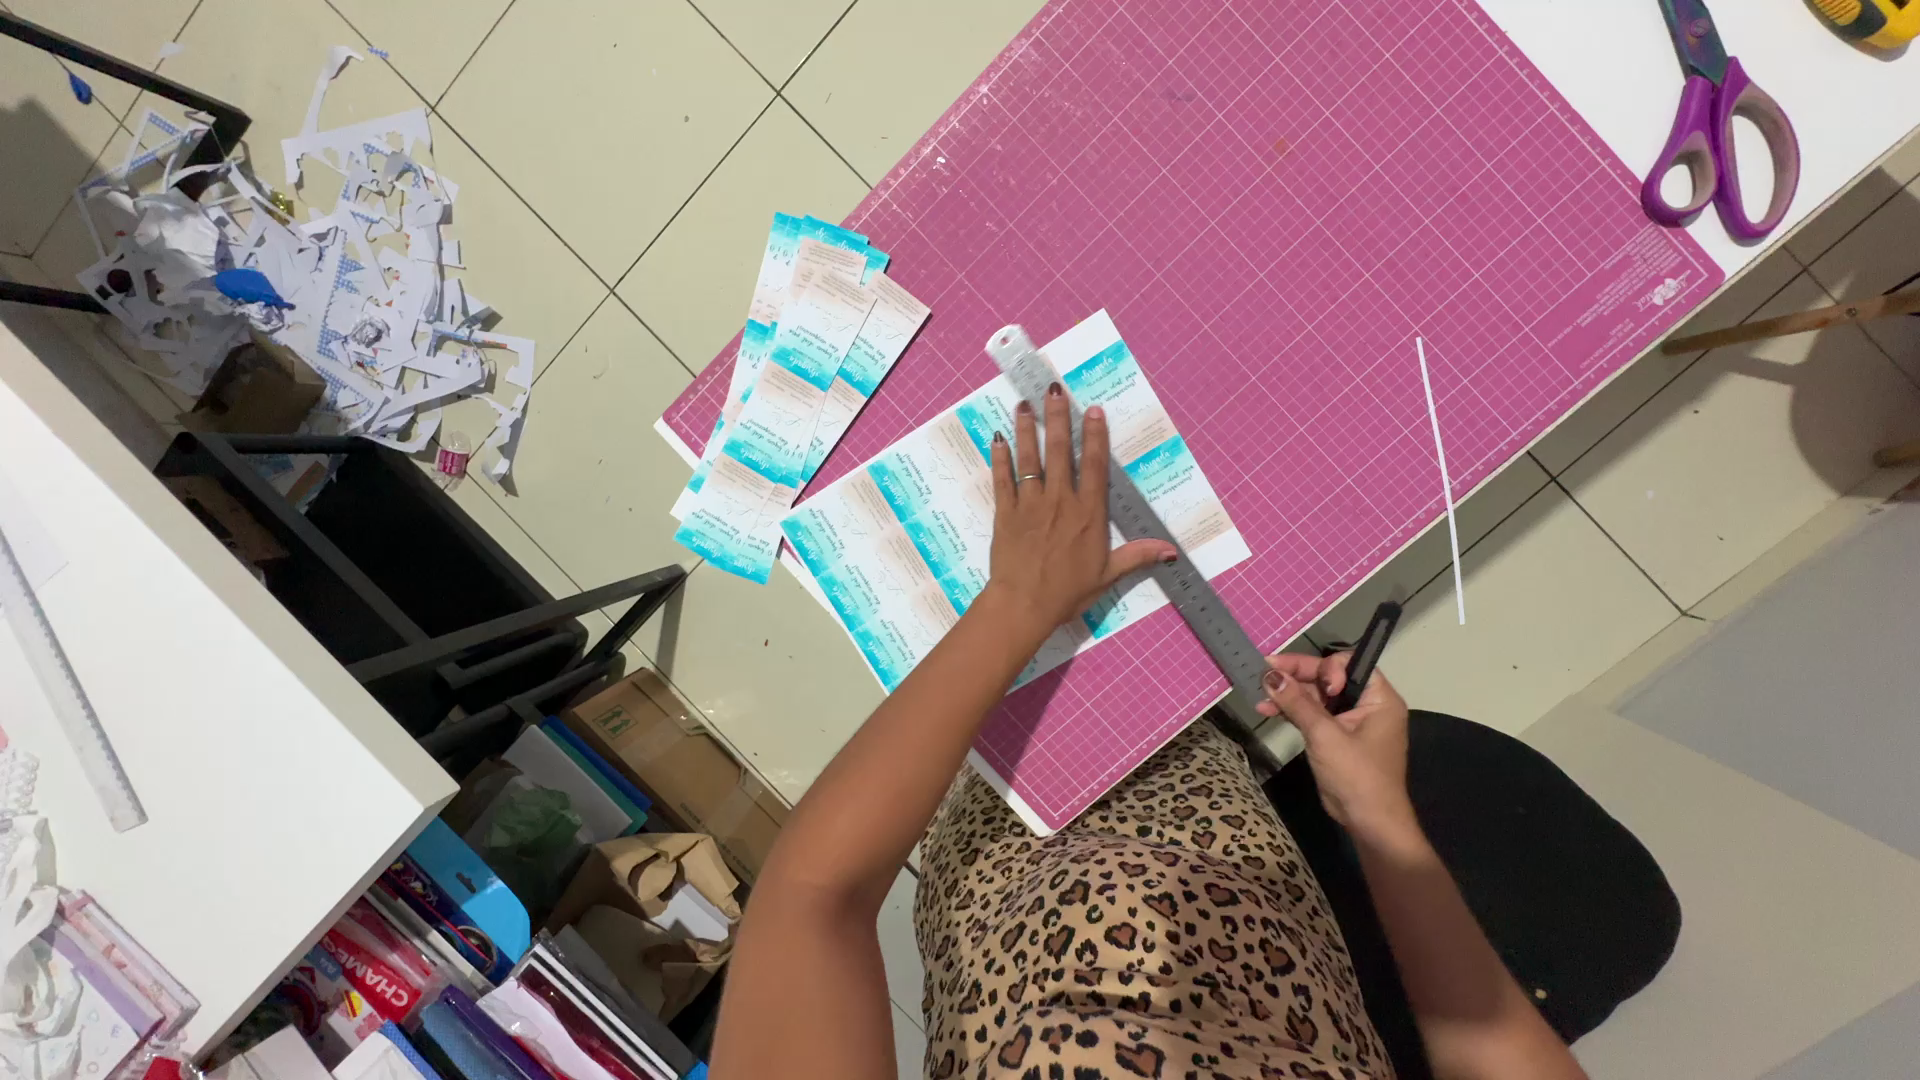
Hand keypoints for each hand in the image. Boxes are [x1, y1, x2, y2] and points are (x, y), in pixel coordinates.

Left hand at [979, 383, 1174, 638]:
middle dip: (1057, 418)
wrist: (1024, 604)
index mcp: (1088, 513)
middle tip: (1053, 390)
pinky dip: (999, 458)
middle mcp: (1059, 500)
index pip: (1093, 466)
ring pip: (1028, 459)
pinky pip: (1001, 479)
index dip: (1094, 436)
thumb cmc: (1068, 592)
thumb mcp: (1107, 575)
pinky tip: (996, 438)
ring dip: (1027, 429)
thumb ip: (1137, 556)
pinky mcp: (1004, 513)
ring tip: (1023, 404)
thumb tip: (1172, 550)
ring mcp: (1029, 504)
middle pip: (1059, 452)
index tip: (1093, 410)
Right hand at [1256, 652, 1416, 837]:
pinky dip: (1292, 710)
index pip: (1348, 664)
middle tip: (1264, 672)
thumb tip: (1269, 674)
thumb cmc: (1356, 775)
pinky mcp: (1336, 736)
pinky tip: (1268, 709)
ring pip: (1317, 696)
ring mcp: (1350, 721)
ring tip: (1260, 694)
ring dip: (1289, 694)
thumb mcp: (1324, 735)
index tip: (1302, 680)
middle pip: (1328, 677)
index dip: (1323, 667)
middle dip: (1296, 676)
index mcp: (1378, 698)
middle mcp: (1367, 705)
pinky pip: (1313, 714)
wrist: (1368, 822)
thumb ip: (1297, 702)